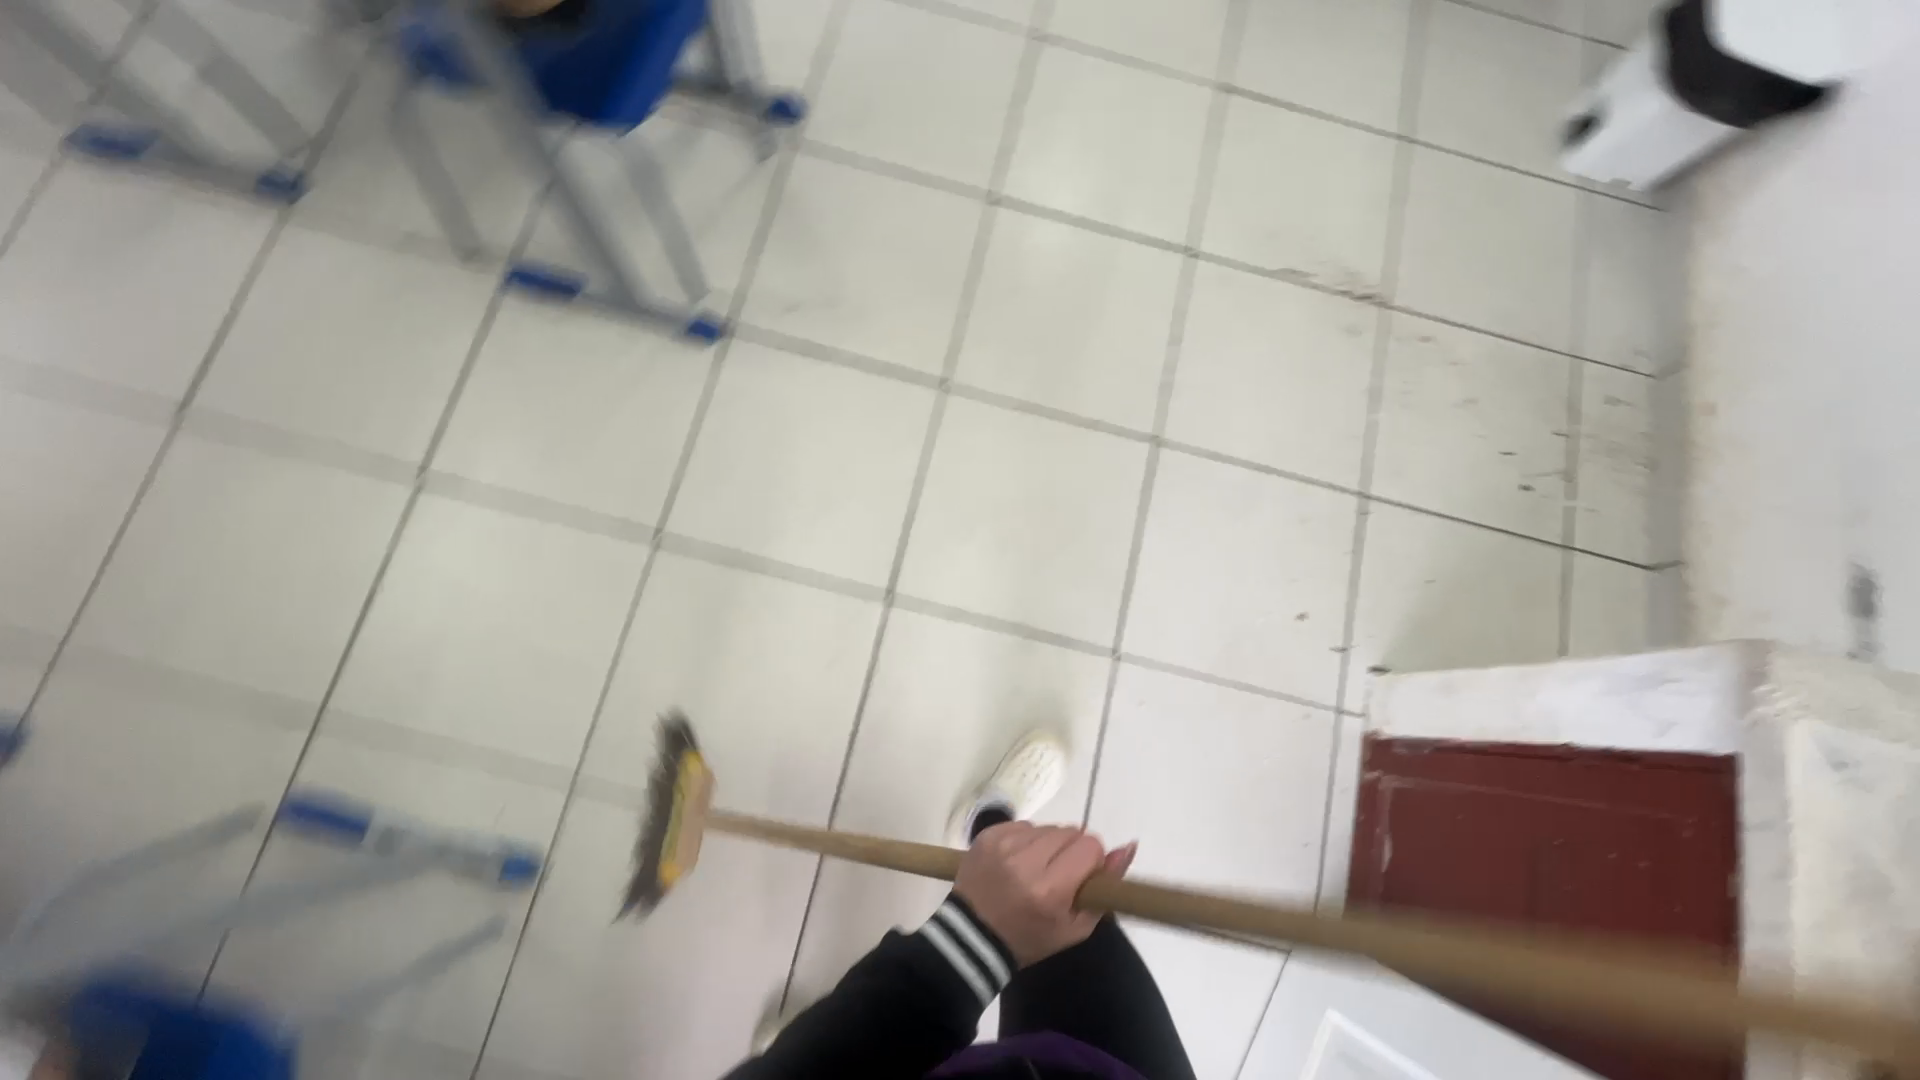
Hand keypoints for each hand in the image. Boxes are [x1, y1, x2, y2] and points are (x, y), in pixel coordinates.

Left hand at [953, 822, 1137, 967]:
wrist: (973, 937)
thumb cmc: (1030, 937)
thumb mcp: (1075, 927)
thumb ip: (1106, 888)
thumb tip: (1129, 846)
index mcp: (1050, 889)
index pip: (1089, 847)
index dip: (1092, 860)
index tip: (1082, 877)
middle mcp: (1025, 861)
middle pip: (1070, 832)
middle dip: (1071, 850)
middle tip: (1059, 874)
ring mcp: (1003, 845)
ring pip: (1047, 827)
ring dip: (1048, 845)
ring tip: (1036, 869)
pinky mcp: (987, 835)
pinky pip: (1024, 825)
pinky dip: (1027, 840)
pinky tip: (1018, 862)